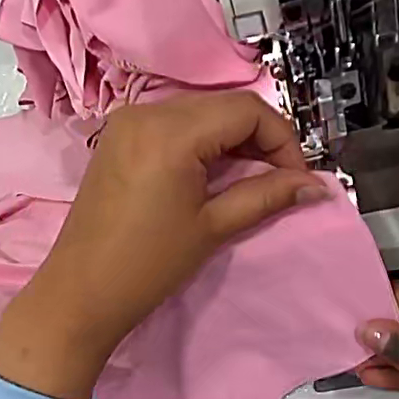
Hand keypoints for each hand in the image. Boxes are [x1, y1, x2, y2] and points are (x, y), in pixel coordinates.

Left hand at [0, 92, 328, 398]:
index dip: (283, 139)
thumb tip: (317, 187)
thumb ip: (268, 196)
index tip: (298, 178)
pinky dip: (205, 141)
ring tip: (252, 180)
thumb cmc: (148, 265)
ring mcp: (128, 121)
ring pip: (202, 112)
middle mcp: (147, 112)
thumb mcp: (214, 227)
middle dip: (262, 138)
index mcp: (171, 131)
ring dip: (235, 139)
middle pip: (225, 105)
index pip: (247, 110)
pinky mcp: (120, 137)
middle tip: (281, 180)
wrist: (81, 293)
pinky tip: (215, 173)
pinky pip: (176, 123)